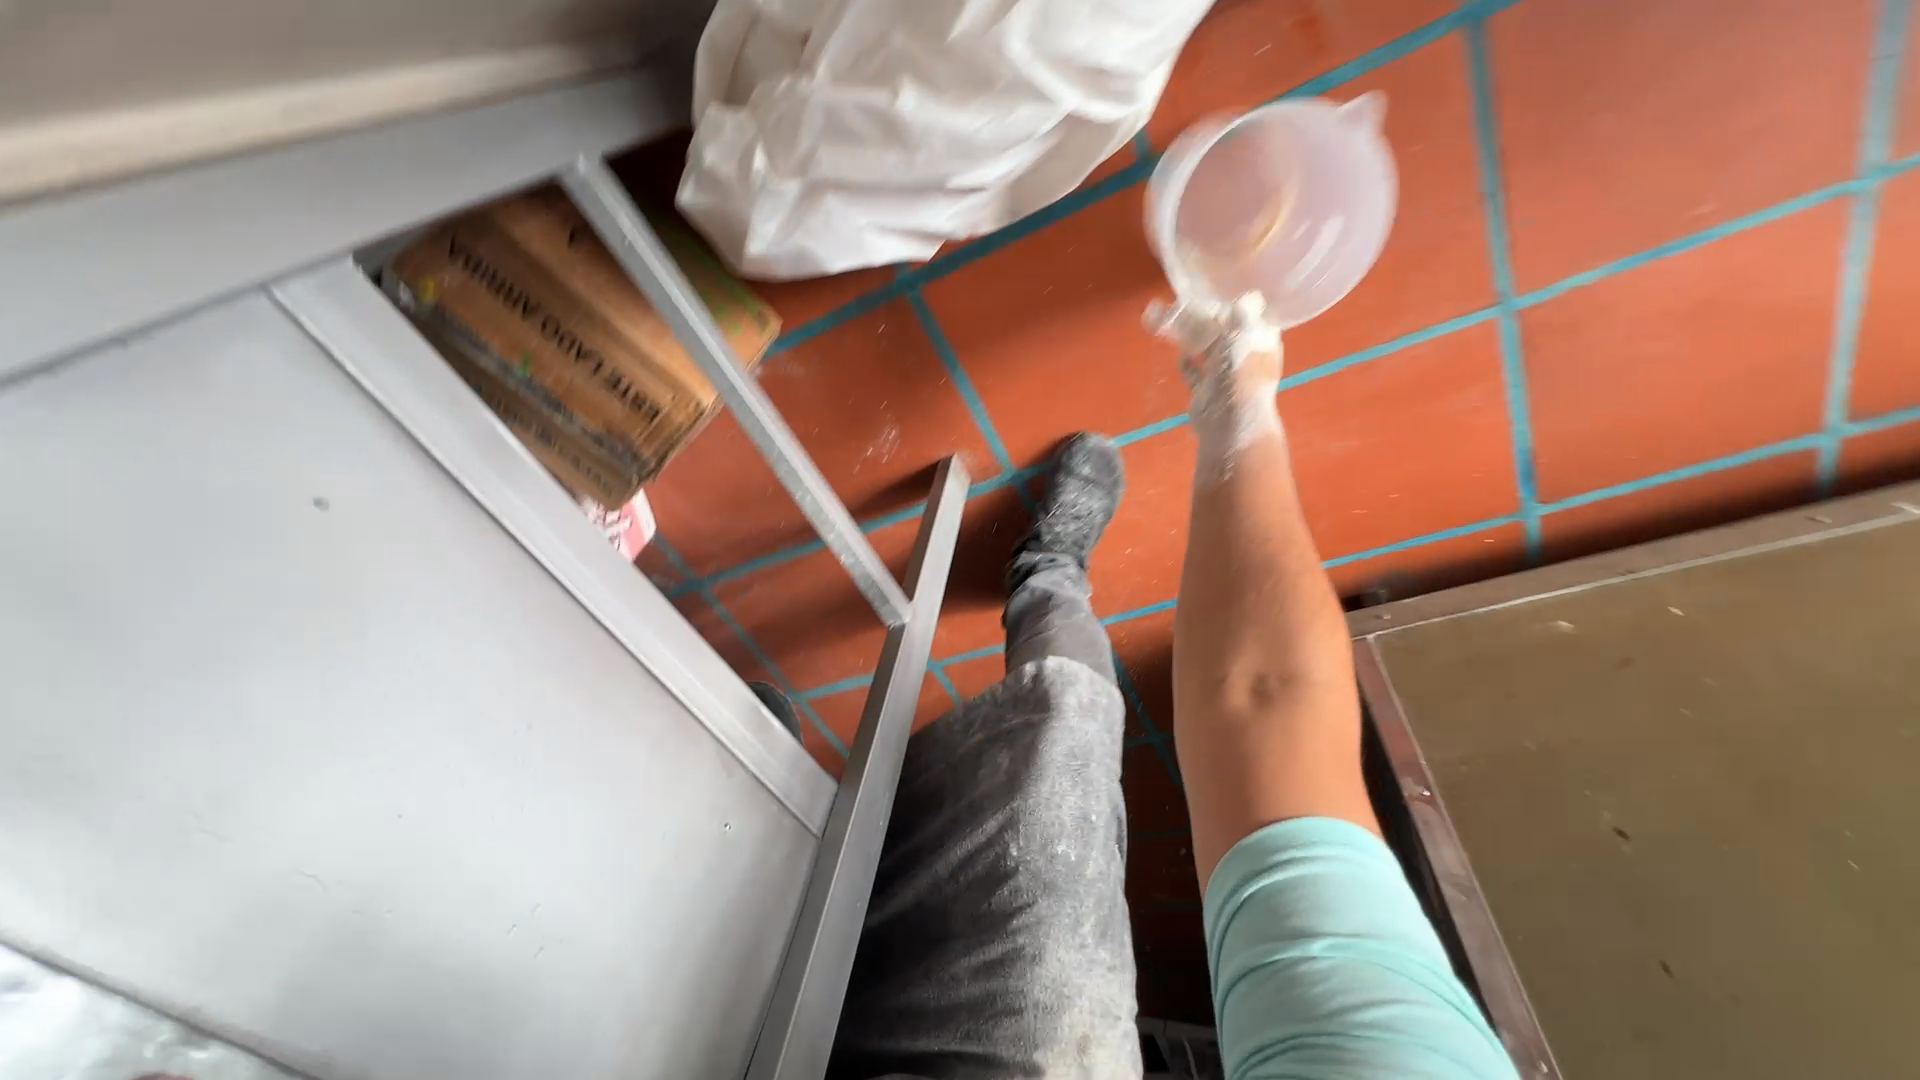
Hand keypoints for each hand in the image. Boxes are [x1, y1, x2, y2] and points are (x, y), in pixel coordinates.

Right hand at [1146, 293, 1283, 480]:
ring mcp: (1224, 372)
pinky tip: (1180, 354)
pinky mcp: (1206, 389)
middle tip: (1175, 305)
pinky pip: (1193, 370)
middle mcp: (1244, 353)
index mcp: (1260, 338)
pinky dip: (1186, 361)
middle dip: (1197, 317)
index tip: (1208, 292)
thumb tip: (1249, 296)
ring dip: (1184, 335)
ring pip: (1203, 346)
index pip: (1245, 313)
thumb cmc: (1240, 371)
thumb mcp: (1244, 332)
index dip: (1227, 302)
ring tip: (1162, 322)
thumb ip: (1245, 310)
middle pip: (1219, 328)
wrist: (1228, 418)